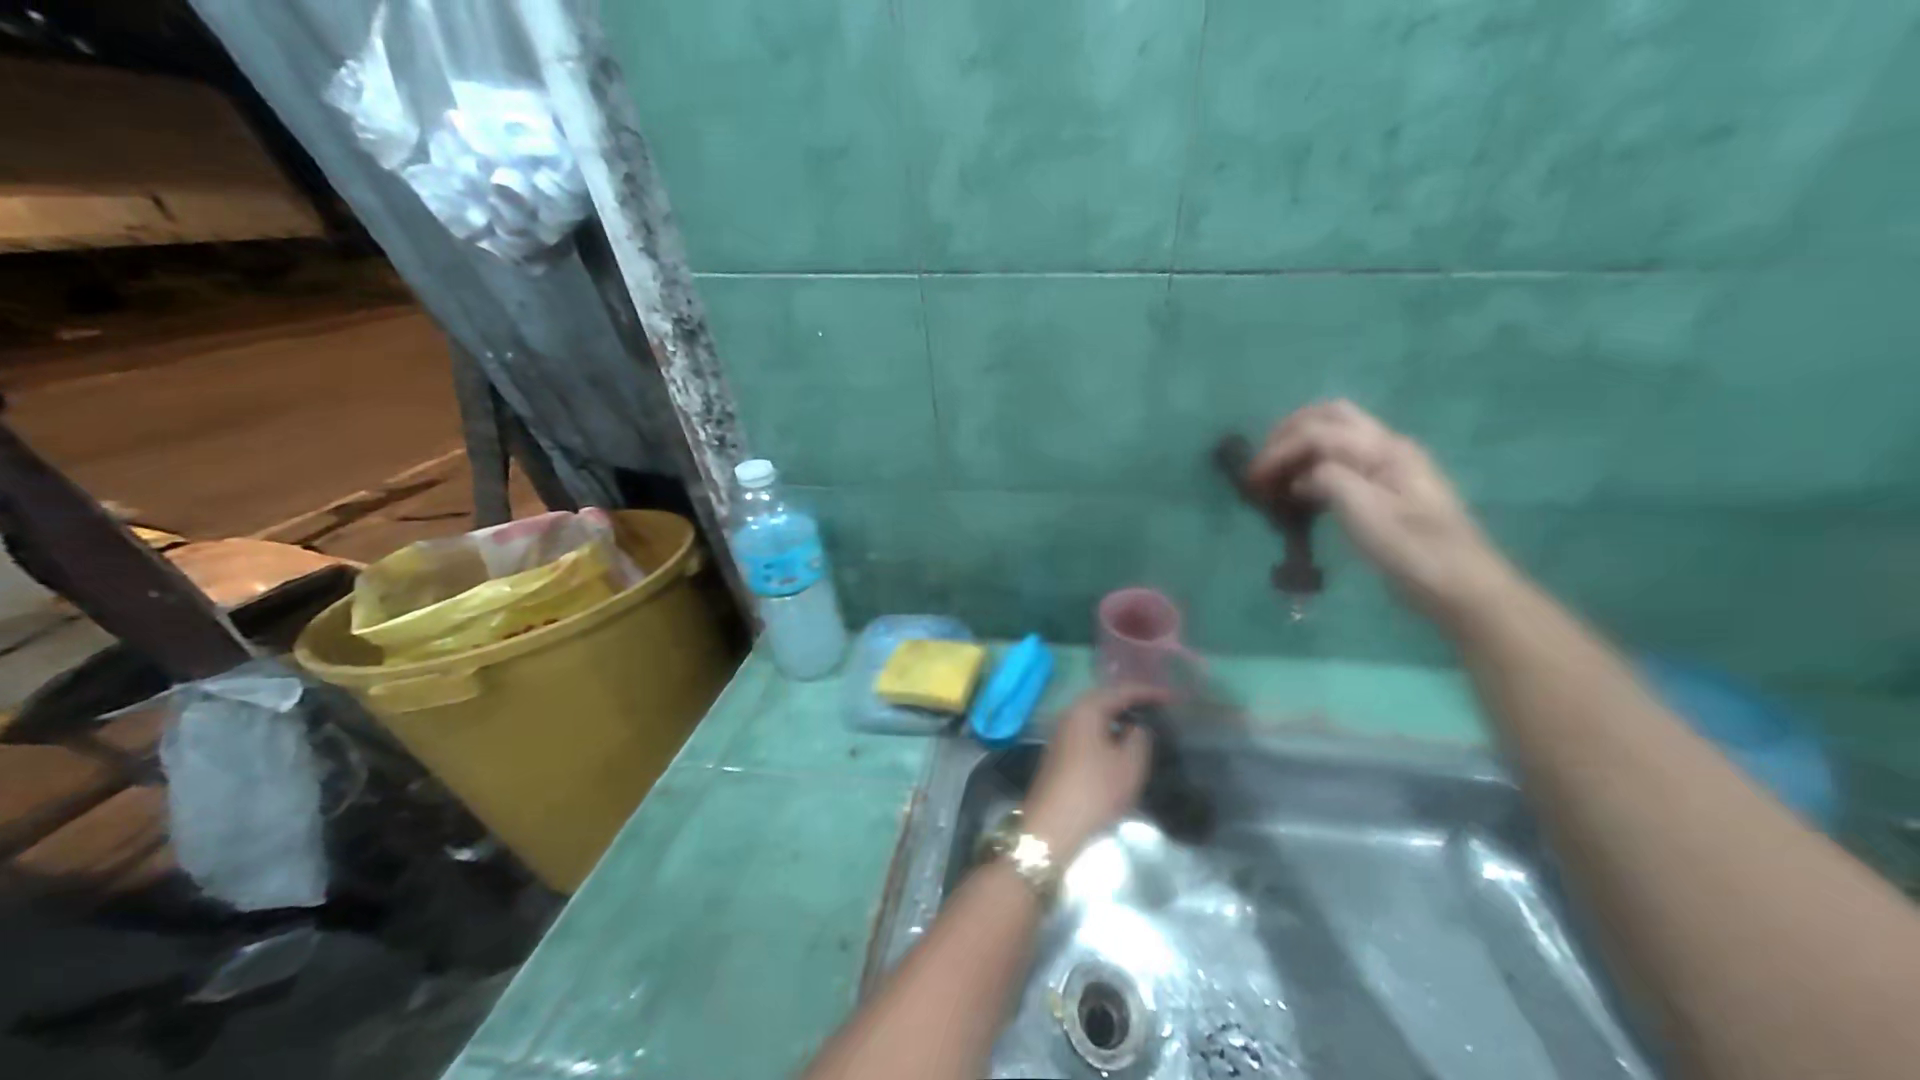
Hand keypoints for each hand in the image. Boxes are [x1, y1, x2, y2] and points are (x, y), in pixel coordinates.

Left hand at [1021, 685, 1162, 856]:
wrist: (1053, 824)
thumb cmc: (1096, 790)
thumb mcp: (1130, 763)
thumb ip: (1140, 737)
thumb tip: (1135, 726)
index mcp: (1087, 710)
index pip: (1122, 691)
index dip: (1149, 692)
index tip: (1174, 698)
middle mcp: (1070, 714)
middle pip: (1105, 699)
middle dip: (1132, 700)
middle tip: (1158, 706)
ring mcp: (1061, 733)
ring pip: (1095, 716)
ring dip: (1118, 716)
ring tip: (1143, 724)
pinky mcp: (1060, 752)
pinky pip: (1088, 731)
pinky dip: (1107, 731)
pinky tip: (1120, 744)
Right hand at [1249, 400, 1519, 622]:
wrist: (1462, 585)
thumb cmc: (1412, 550)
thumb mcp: (1366, 513)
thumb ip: (1329, 481)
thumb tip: (1301, 478)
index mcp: (1384, 449)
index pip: (1318, 432)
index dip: (1278, 451)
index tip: (1251, 481)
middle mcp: (1387, 446)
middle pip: (1329, 416)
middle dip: (1288, 433)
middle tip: (1261, 462)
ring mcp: (1389, 465)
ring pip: (1336, 435)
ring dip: (1300, 447)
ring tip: (1275, 476)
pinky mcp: (1386, 487)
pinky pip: (1341, 459)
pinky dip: (1313, 465)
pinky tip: (1300, 490)